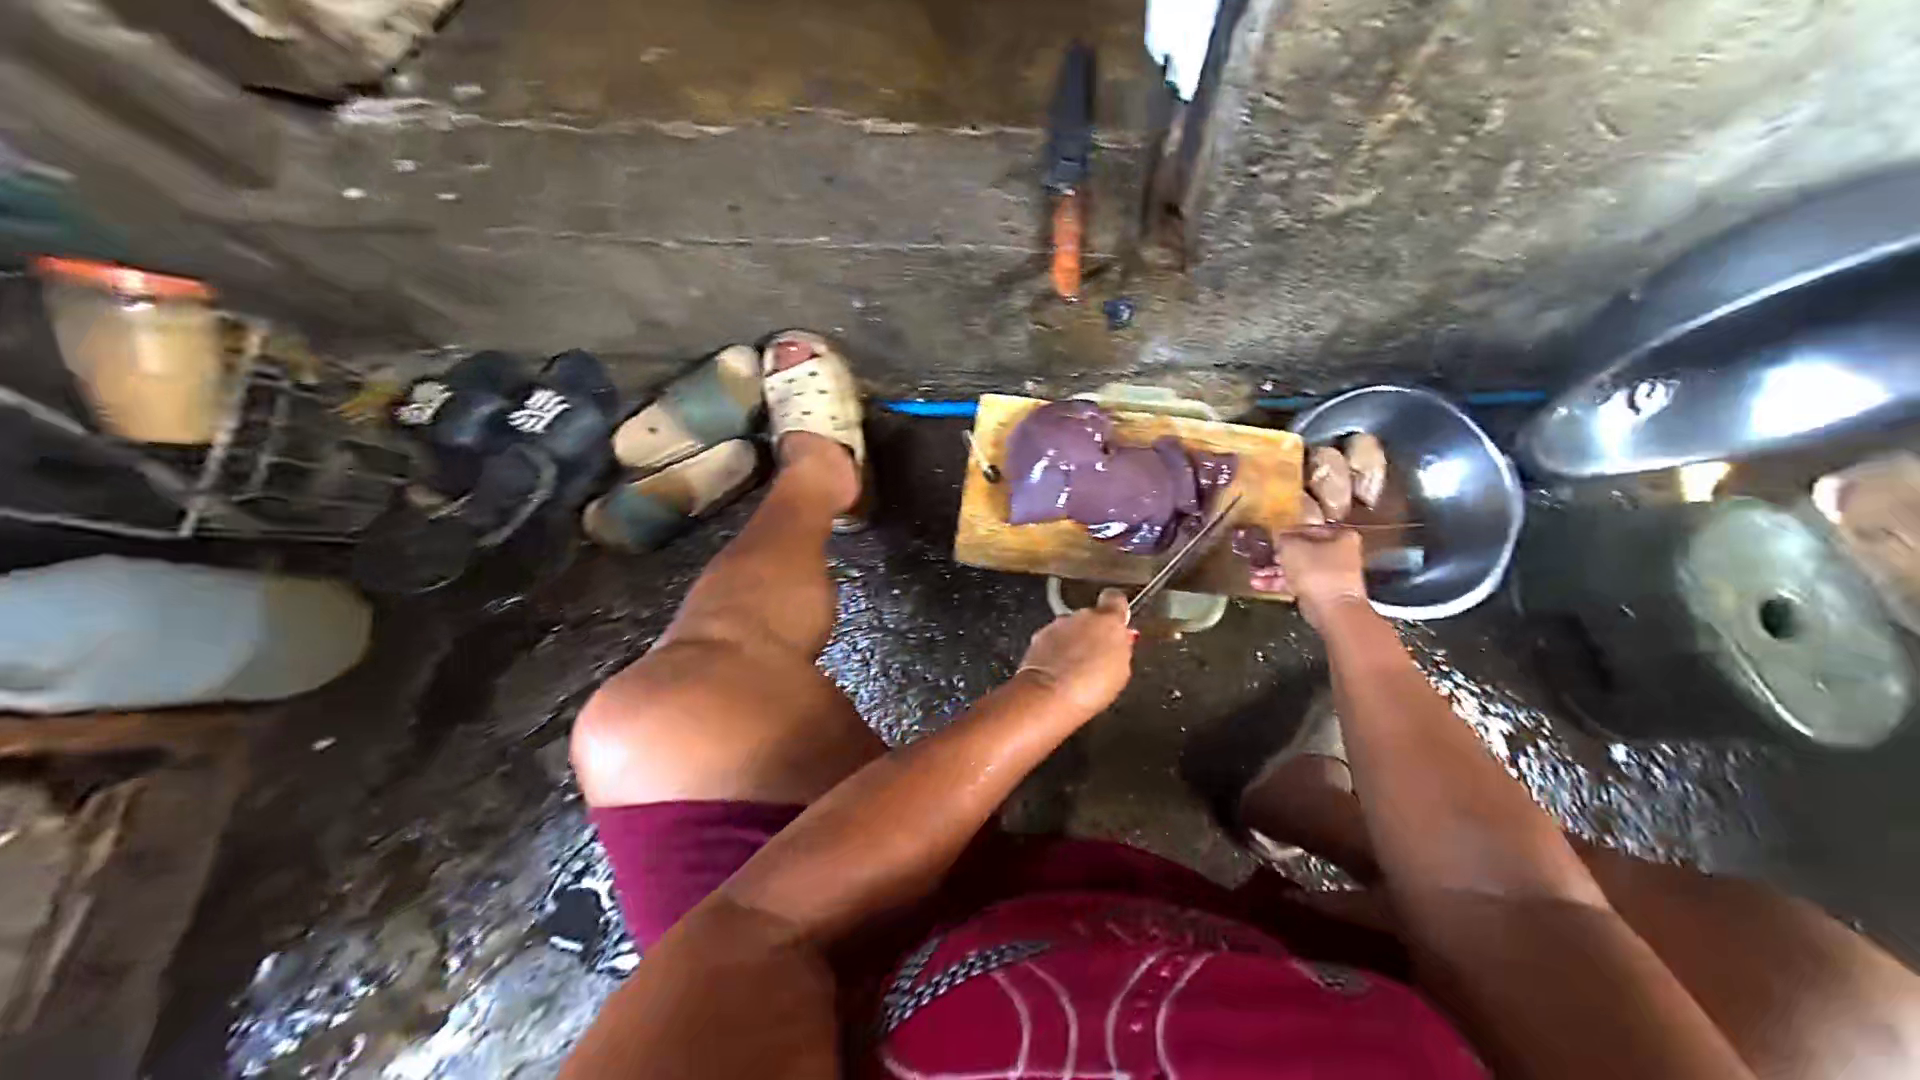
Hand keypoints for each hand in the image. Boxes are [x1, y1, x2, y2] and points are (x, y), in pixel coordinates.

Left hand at [1016, 588, 1134, 715]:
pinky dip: (1056, 652)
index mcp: (1108, 619)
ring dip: (1073, 643)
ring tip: (1077, 670)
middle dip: (1093, 633)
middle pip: (1091, 617)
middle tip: (1098, 657)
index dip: (1117, 610)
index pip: (1115, 599)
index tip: (1118, 622)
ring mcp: (1057, 625)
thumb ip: (1122, 647)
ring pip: (1070, 629)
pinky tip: (1060, 672)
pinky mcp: (1038, 637)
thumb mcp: (1122, 671)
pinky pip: (1052, 641)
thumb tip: (1122, 639)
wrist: (1050, 694)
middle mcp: (1081, 616)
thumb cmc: (1090, 685)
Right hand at [1249, 525, 1368, 628]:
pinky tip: (1259, 584)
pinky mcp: (1322, 592)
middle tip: (1259, 557)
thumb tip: (1279, 536)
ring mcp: (1332, 574)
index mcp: (1340, 536)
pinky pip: (1298, 583)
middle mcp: (1340, 553)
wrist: (1332, 609)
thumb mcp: (1291, 546)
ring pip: (1298, 568)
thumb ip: (1282, 538)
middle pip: (1303, 550)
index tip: (1269, 537)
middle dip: (1277, 555)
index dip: (1286, 532)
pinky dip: (1280, 583)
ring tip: (1254, 573)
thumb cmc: (1315, 570)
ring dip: (1275, 571)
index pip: (1308, 528)